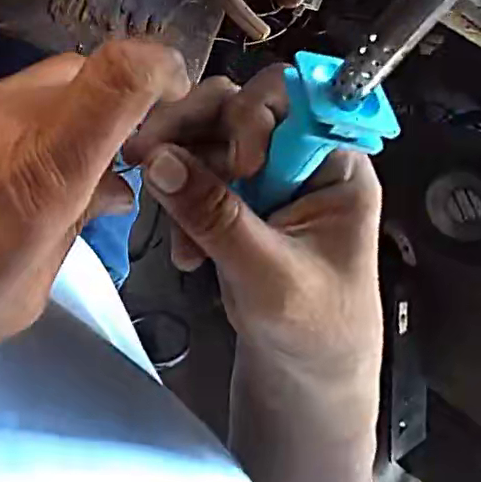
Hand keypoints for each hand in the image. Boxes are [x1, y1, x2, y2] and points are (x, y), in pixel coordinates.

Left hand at [0, 40, 190, 437]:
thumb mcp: (16, 297)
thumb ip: (74, 230)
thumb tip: (110, 190)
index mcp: (42, 167)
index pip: (122, 72)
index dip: (166, 71)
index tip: (182, 106)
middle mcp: (14, 113)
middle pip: (99, 69)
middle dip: (133, 103)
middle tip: (136, 158)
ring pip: (60, 82)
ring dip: (87, 115)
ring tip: (81, 175)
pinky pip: (21, 100)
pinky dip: (47, 124)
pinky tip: (29, 175)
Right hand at [125, 65, 382, 481]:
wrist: (305, 380)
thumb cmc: (315, 333)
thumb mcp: (270, 278)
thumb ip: (217, 218)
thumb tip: (158, 160)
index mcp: (334, 161)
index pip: (295, 101)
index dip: (256, 113)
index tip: (232, 161)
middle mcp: (298, 152)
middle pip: (240, 105)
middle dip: (193, 128)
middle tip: (146, 153)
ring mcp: (262, 171)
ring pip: (208, 132)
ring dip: (177, 165)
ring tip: (159, 212)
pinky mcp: (233, 194)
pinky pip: (193, 169)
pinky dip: (178, 199)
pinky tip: (183, 253)